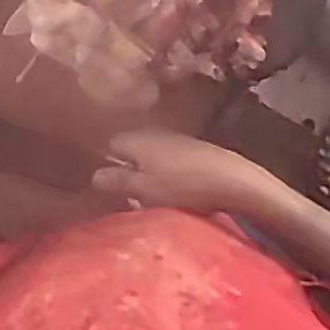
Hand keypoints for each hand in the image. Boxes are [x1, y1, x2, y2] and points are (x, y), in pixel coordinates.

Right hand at [90, 130, 279, 215]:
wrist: (234, 180)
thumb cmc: (182, 186)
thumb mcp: (143, 189)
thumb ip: (117, 181)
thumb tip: (94, 175)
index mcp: (135, 138)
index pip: (109, 145)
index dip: (106, 164)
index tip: (107, 186)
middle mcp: (153, 132)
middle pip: (131, 149)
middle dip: (128, 168)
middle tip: (129, 195)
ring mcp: (176, 139)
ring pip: (151, 154)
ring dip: (149, 172)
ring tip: (153, 198)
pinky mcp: (195, 149)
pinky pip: (170, 160)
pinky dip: (168, 173)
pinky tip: (176, 192)